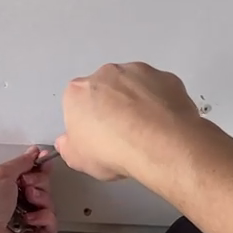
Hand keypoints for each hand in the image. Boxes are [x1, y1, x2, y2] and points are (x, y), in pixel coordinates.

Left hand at [0, 147, 57, 232]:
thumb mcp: (0, 173)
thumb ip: (20, 162)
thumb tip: (33, 153)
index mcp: (1, 187)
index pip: (27, 173)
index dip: (38, 166)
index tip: (45, 160)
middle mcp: (12, 204)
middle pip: (40, 187)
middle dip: (39, 182)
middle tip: (28, 185)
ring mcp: (23, 222)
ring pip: (47, 205)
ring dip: (42, 199)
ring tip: (29, 201)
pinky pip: (50, 225)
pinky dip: (45, 219)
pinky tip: (31, 219)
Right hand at [56, 62, 206, 182]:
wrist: (159, 145)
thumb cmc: (113, 150)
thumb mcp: (77, 159)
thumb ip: (68, 146)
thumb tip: (67, 142)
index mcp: (78, 91)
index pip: (77, 103)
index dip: (87, 122)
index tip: (97, 138)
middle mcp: (106, 74)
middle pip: (105, 88)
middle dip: (112, 106)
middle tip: (122, 134)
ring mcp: (138, 72)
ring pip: (134, 85)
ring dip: (137, 101)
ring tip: (146, 131)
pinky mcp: (166, 77)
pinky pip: (159, 89)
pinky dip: (161, 102)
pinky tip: (165, 124)